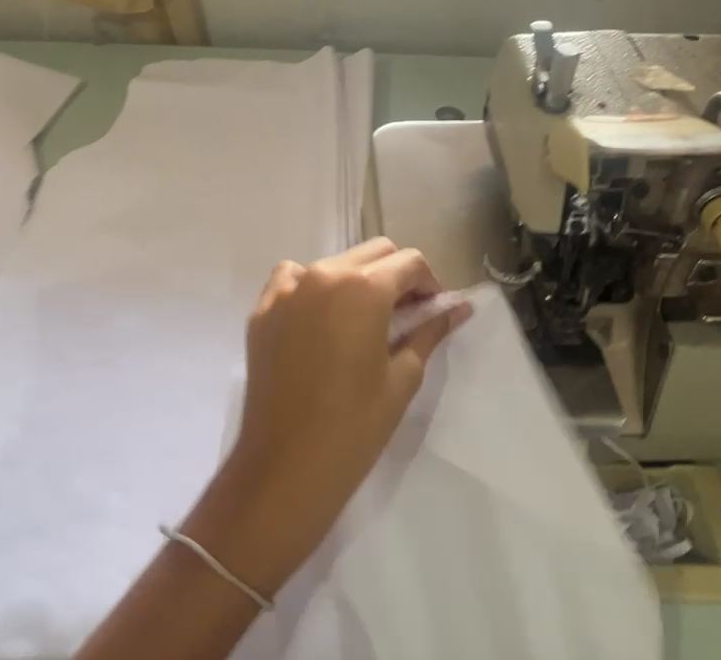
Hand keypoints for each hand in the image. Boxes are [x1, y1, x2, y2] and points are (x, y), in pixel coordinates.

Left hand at [182, 238, 471, 596]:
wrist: (286, 466)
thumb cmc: (355, 426)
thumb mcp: (403, 377)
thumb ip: (429, 331)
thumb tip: (458, 308)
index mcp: (363, 288)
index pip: (409, 262)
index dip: (429, 284)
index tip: (434, 311)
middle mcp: (323, 275)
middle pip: (373, 254)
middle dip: (396, 276)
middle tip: (406, 316)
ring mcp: (287, 290)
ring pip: (334, 263)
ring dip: (356, 280)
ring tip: (364, 322)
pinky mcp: (262, 310)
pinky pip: (292, 279)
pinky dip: (312, 287)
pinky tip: (322, 322)